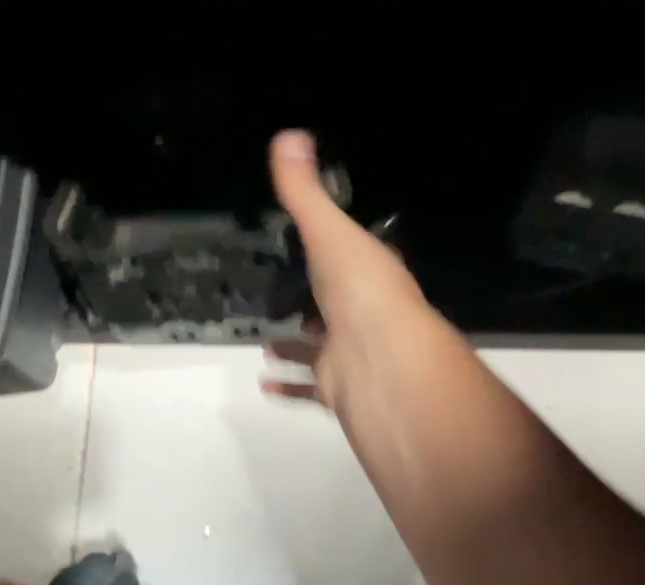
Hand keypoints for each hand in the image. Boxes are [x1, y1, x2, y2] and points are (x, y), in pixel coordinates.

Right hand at [262, 130, 470, 413]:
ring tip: (264, 341)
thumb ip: (305, 194)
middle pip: (332, 308)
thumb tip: (287, 136)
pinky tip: (264, 382)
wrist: (380, 362)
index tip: (307, 248)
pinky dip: (287, 385)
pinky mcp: (335, 388)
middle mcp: (363, 315)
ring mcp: (350, 355)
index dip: (330, 253)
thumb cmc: (360, 292)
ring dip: (294, 346)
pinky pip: (307, 386)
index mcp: (369, 274)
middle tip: (278, 299)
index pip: (349, 259)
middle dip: (308, 305)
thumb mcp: (330, 232)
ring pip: (318, 350)